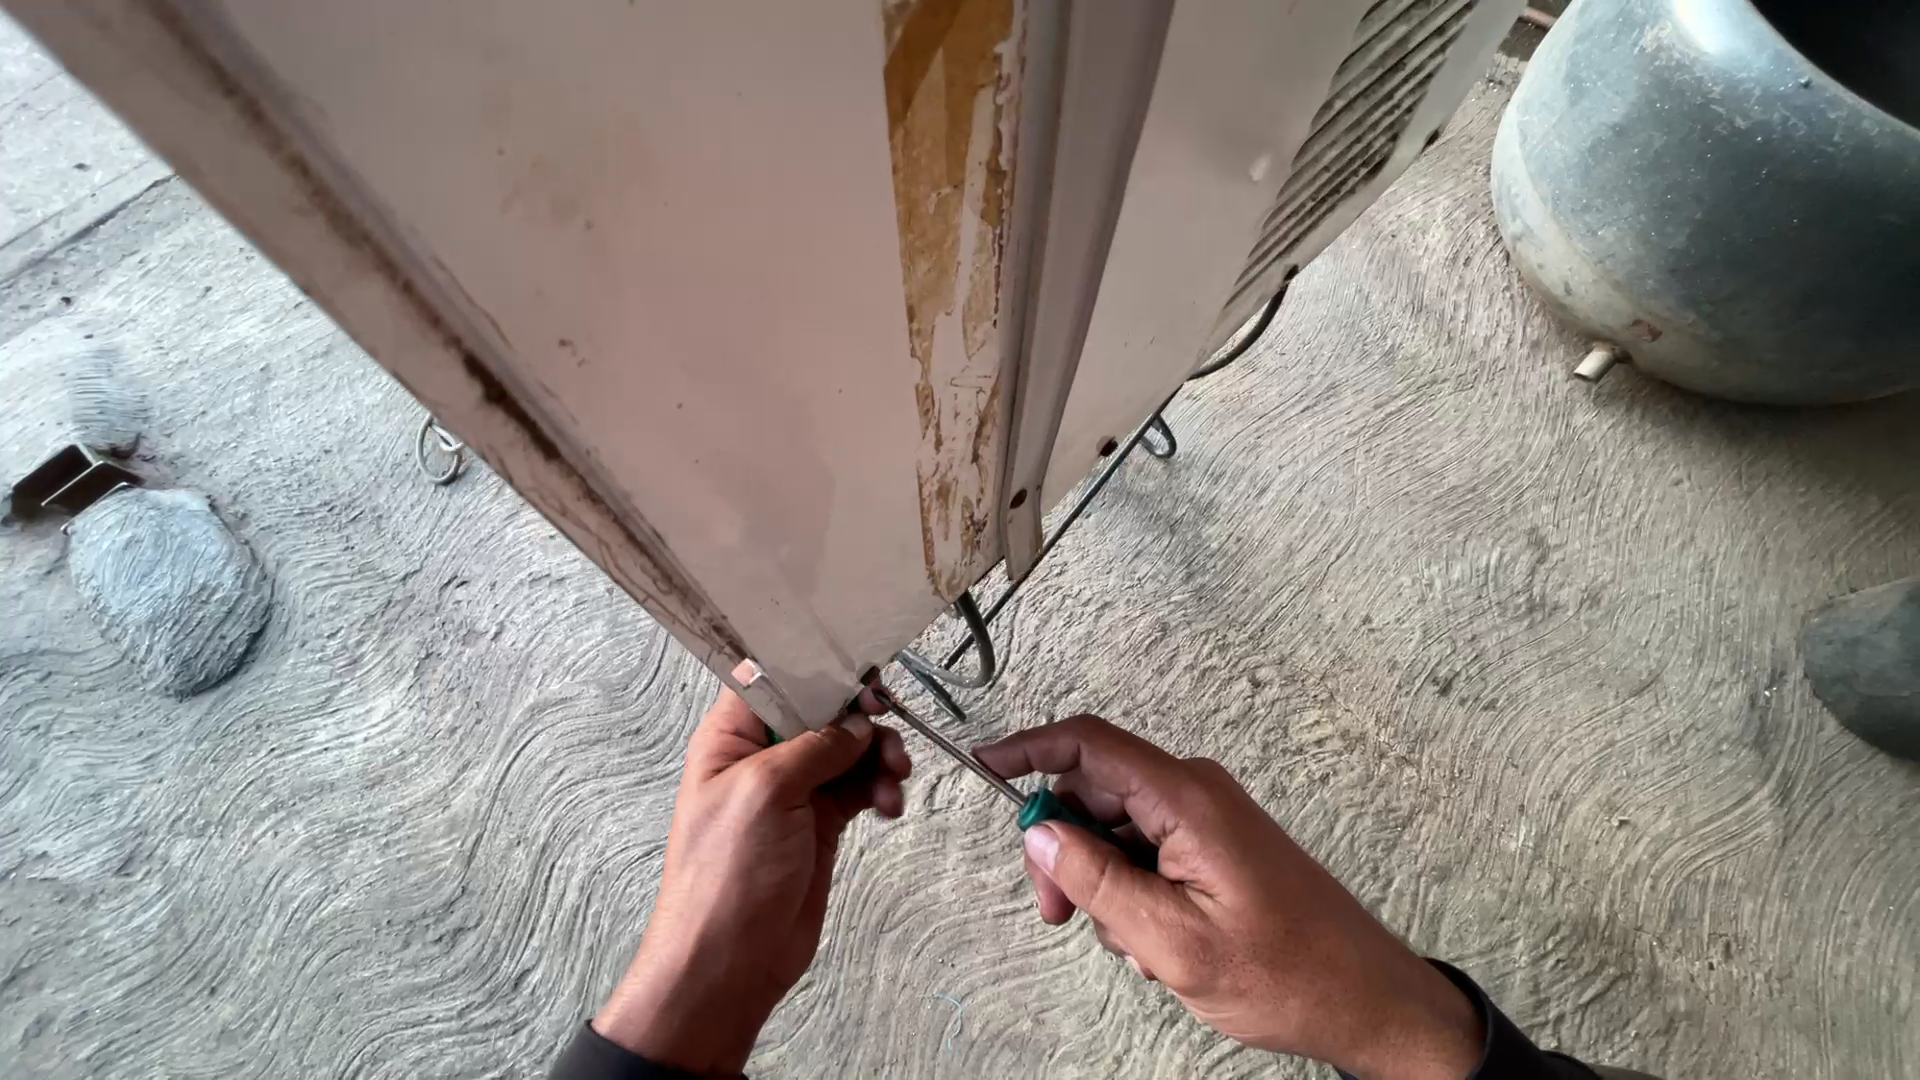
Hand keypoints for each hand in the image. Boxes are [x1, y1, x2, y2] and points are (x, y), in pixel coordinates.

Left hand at [592, 671, 908, 1074]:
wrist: (729, 965)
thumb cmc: (727, 873)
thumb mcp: (766, 791)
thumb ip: (817, 747)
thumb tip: (859, 724)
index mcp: (732, 737)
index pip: (776, 680)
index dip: (819, 671)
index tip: (860, 674)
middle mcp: (764, 756)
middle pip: (823, 712)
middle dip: (861, 715)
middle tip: (888, 721)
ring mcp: (796, 789)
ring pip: (850, 748)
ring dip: (879, 755)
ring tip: (896, 778)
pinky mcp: (822, 820)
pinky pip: (861, 786)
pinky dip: (880, 788)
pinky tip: (889, 806)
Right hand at [975, 716, 1481, 1079]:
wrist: (1367, 998)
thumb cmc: (1281, 972)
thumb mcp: (1172, 941)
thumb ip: (1097, 881)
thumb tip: (1038, 834)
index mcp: (1183, 796)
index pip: (1088, 743)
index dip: (1029, 746)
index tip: (982, 764)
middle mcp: (1189, 789)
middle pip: (1092, 791)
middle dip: (1063, 848)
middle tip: (1059, 914)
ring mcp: (1200, 813)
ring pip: (1113, 825)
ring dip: (1100, 878)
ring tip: (1131, 944)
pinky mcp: (1206, 838)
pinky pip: (1142, 844)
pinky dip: (1129, 884)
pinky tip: (1153, 938)